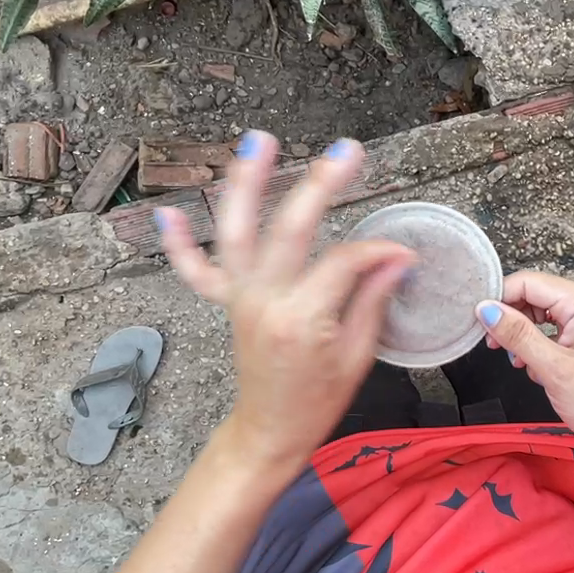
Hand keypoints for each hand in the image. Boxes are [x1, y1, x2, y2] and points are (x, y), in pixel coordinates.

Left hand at [157, 131, 413, 477]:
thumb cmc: (319, 401)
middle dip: (320, 185)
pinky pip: (198, 272)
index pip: (345, 262)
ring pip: (236, 233)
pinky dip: (180, 244)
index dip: (378, 252)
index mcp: (302, 318)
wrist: (271, 431)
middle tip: (345, 151)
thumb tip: (397, 257)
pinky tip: (169, 212)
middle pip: (289, 229)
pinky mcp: (228, 304)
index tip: (404, 252)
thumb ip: (372, 299)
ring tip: (258, 141)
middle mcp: (264, 301)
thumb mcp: (358, 356)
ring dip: (246, 184)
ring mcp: (240, 299)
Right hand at [473, 271, 573, 464]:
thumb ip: (519, 336)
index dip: (501, 298)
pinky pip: (556, 330)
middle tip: (495, 345)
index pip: (530, 282)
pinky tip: (535, 367)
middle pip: (536, 295)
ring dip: (524, 335)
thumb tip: (487, 310)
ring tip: (518, 361)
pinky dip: (540, 345)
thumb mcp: (555, 370)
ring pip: (544, 314)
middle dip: (512, 318)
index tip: (480, 321)